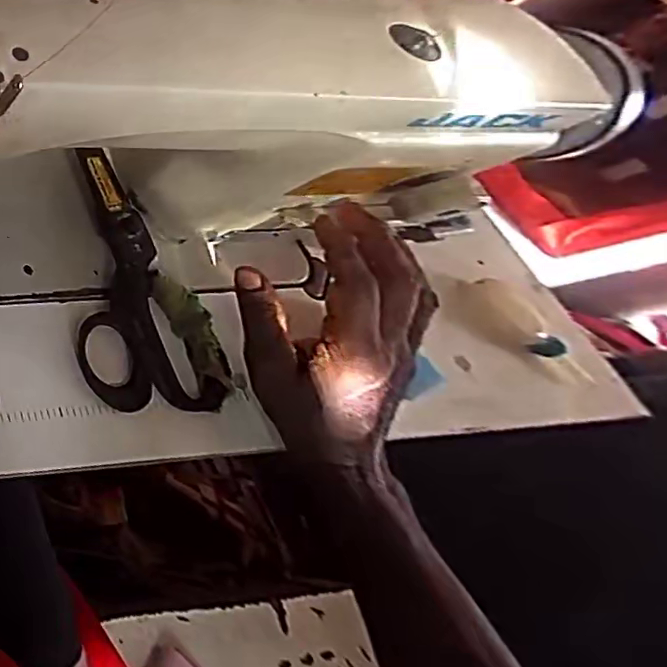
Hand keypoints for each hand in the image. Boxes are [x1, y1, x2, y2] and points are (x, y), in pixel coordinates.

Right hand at [234, 202, 437, 475]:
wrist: (342, 455)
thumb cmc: (301, 415)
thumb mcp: (267, 369)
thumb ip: (260, 319)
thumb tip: (248, 274)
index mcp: (356, 347)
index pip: (358, 284)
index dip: (342, 247)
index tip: (322, 220)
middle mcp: (391, 343)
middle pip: (399, 279)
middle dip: (375, 238)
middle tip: (348, 210)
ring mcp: (405, 347)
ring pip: (416, 289)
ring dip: (394, 251)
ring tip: (369, 226)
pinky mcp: (405, 349)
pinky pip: (417, 301)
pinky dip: (404, 272)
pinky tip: (386, 261)